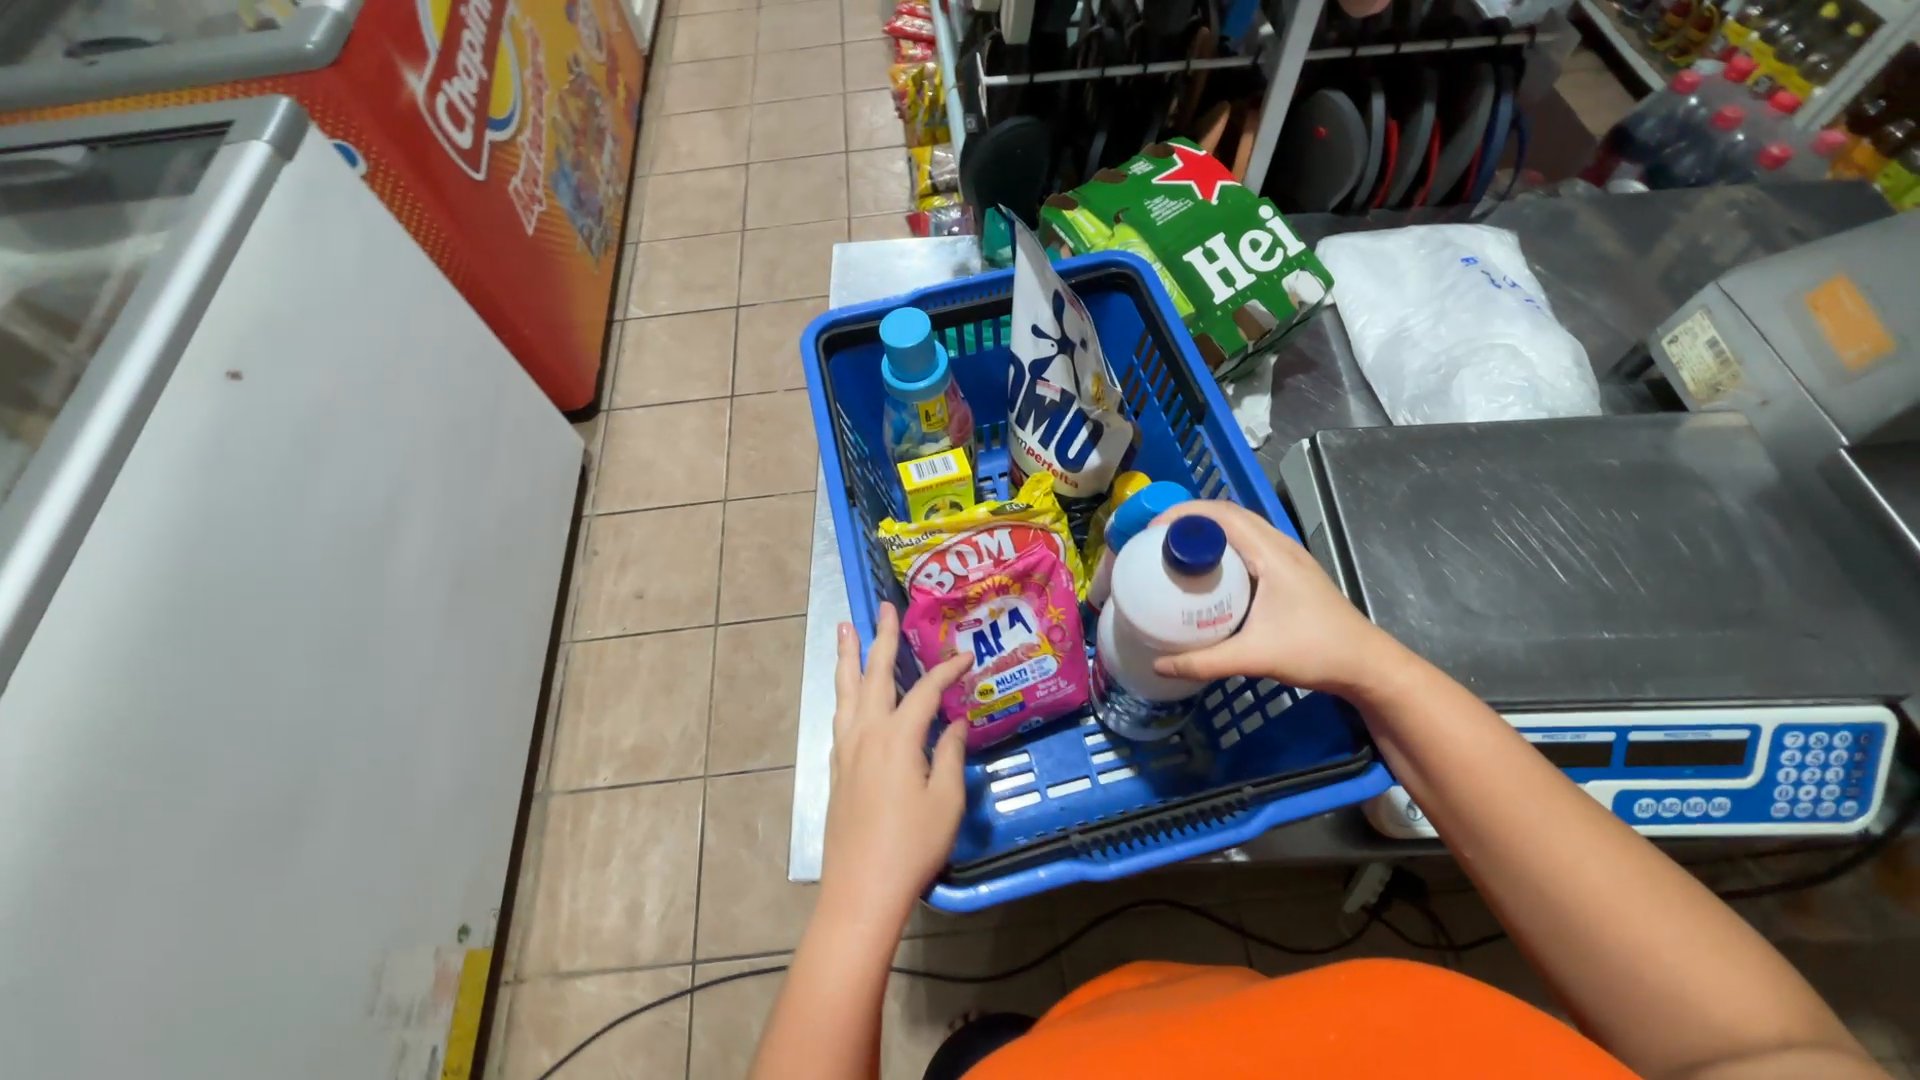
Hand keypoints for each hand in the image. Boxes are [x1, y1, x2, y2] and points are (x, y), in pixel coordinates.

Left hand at [821, 603, 971, 927]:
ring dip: (848, 657)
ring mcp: (846, 749)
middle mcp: (866, 732)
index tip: (967, 656)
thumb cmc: (911, 845)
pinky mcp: (837, 767)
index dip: (947, 669)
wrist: (861, 887)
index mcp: (896, 736)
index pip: (924, 690)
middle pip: (874, 674)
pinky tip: (848, 692)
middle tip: (883, 608)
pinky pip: (840, 715)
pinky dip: (845, 692)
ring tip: (845, 629)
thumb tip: (957, 722)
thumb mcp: (945, 800)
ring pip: (847, 691)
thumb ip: (950, 755)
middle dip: (881, 638)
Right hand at [1150, 500, 1405, 696]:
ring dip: (1207, 530)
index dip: (1184, 515)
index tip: (1152, 532)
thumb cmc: (1315, 652)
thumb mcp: (1254, 657)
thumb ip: (1204, 662)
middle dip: (1189, 519)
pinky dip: (1222, 545)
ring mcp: (1288, 557)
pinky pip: (1249, 544)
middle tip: (1156, 541)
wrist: (1366, 664)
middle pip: (1229, 514)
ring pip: (1241, 527)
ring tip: (1175, 550)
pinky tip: (1207, 571)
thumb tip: (1159, 664)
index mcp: (1272, 554)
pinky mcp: (1289, 571)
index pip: (1222, 515)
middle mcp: (1280, 546)